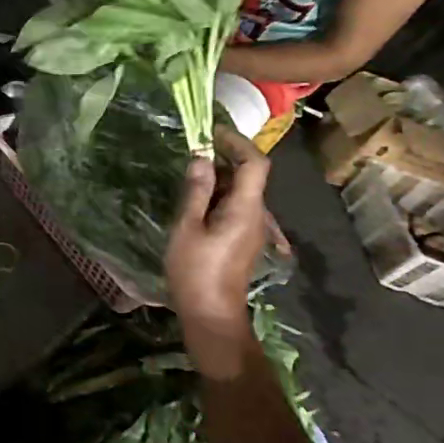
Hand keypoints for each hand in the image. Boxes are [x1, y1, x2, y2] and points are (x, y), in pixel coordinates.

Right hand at [165, 127, 272, 374]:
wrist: (211, 311)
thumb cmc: (195, 269)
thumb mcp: (187, 227)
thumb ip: (195, 191)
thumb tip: (200, 158)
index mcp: (246, 208)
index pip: (255, 164)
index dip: (237, 142)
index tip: (210, 131)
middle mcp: (257, 214)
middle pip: (249, 175)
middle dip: (223, 156)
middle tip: (189, 147)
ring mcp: (252, 227)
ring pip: (241, 190)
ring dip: (218, 175)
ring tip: (186, 170)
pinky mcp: (241, 237)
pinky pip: (234, 205)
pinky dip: (217, 192)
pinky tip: (193, 197)